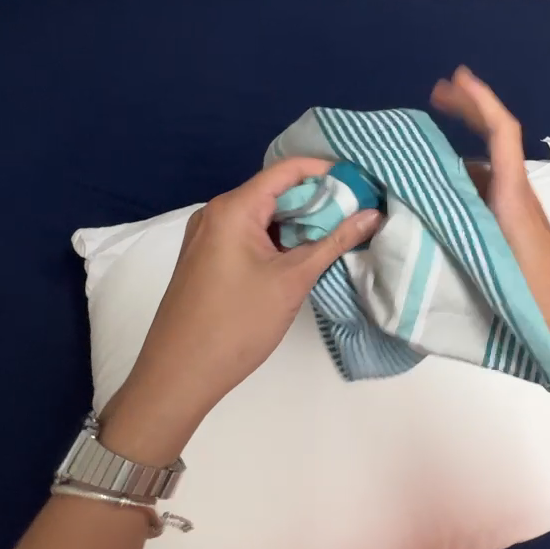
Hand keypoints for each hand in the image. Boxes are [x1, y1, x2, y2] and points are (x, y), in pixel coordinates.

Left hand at [101, 157, 381, 463]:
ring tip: (338, 232)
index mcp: (233, 208)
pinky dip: (279, 237)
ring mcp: (207, 235)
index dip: (327, 171)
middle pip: (276, 190)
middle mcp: (216, 212)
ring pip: (264, 213)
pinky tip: (303, 253)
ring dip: (299, 220)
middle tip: (357, 211)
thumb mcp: (293, 279)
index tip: (360, 184)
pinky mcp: (206, 257)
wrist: (176, 378)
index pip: (287, 170)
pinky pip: (249, 232)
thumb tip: (373, 214)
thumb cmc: (236, 324)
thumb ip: (335, 241)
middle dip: (318, 198)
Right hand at [430, 66, 549, 366]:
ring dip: (462, 145)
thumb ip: (452, 232)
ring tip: (423, 144)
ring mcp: (517, 212)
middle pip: (496, 138)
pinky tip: (439, 194)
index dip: (480, 99)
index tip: (456, 77)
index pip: (501, 131)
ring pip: (487, 165)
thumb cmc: (536, 298)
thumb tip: (409, 208)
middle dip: (468, 110)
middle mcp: (516, 194)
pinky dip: (462, 178)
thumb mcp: (489, 261)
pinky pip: (486, 190)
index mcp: (513, 193)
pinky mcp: (515, 229)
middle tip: (436, 93)